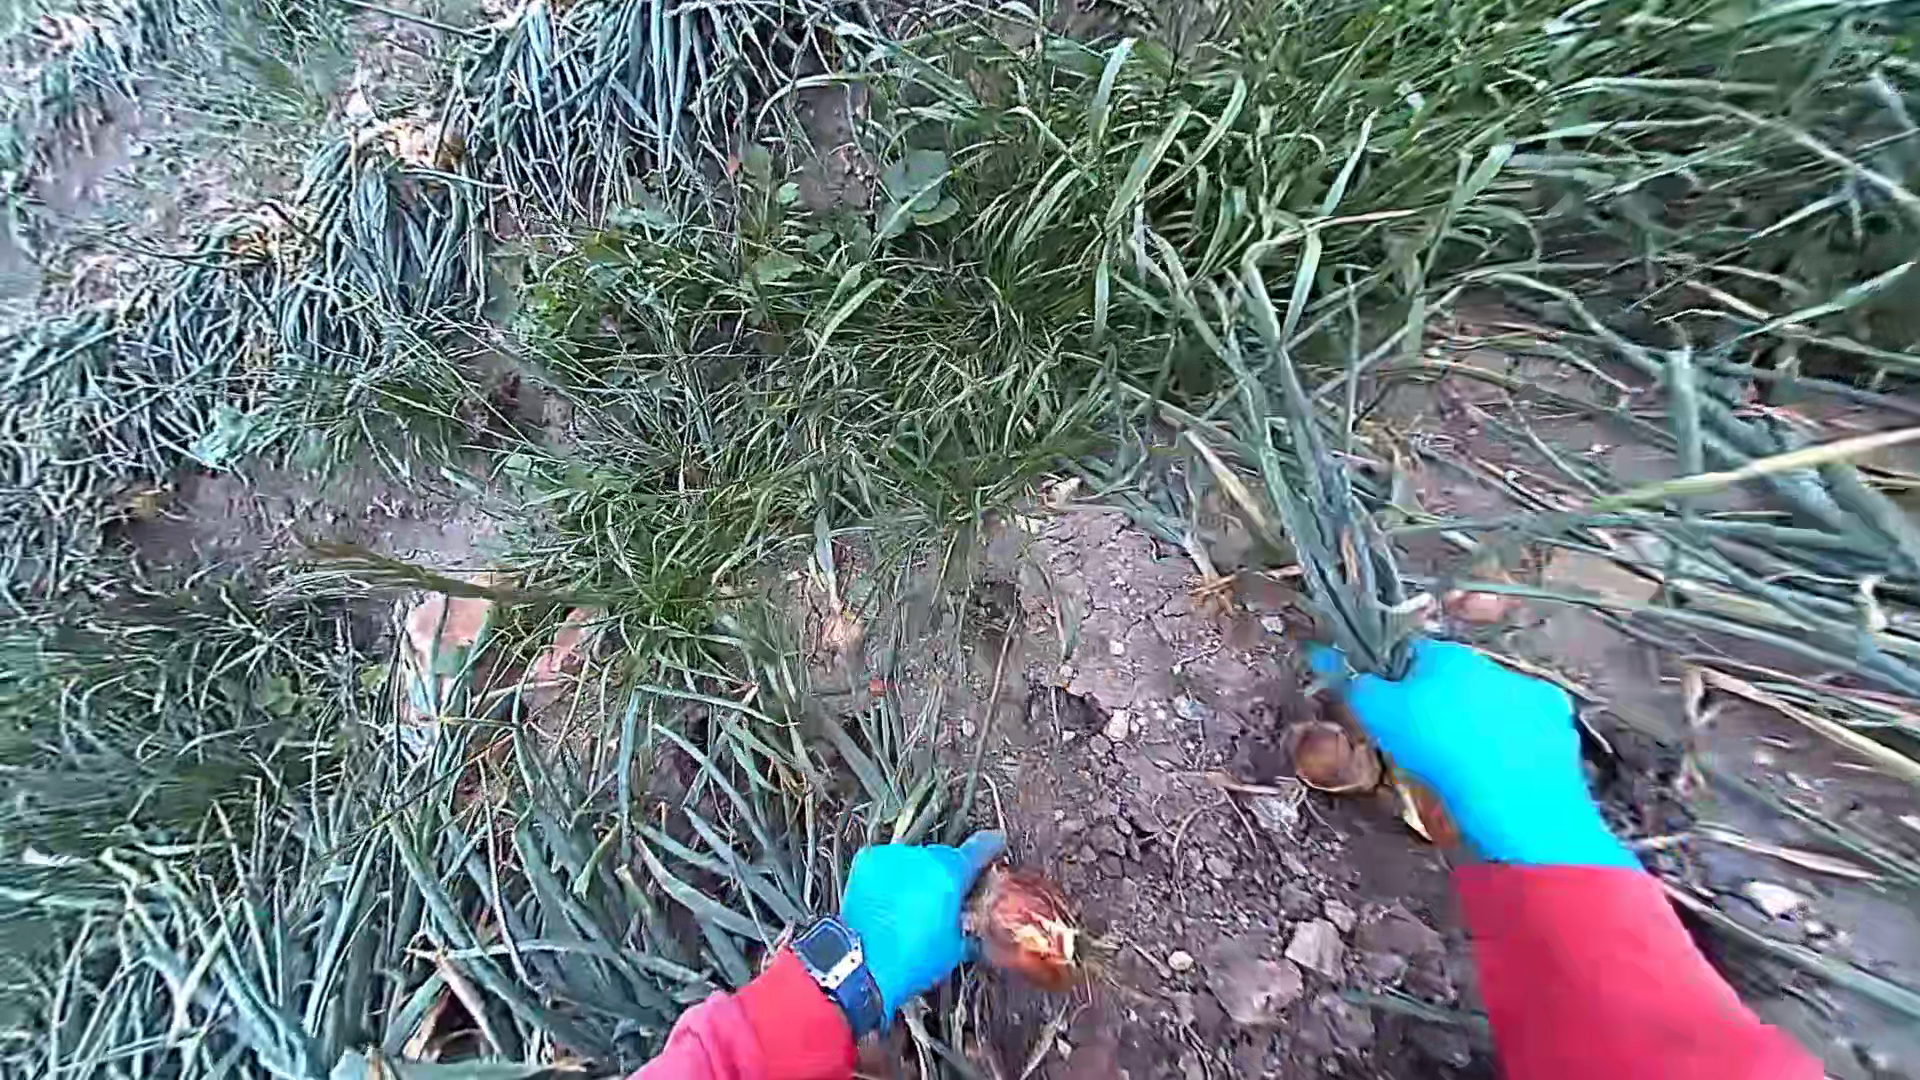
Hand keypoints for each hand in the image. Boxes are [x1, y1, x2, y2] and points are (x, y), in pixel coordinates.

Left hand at [840, 831, 1005, 1013]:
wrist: (863, 965)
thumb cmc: (908, 960)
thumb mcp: (954, 948)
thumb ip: (969, 924)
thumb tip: (975, 922)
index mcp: (950, 873)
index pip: (979, 848)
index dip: (990, 846)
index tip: (995, 843)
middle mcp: (923, 857)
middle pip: (944, 858)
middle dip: (946, 876)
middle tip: (941, 903)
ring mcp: (895, 856)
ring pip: (915, 860)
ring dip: (917, 877)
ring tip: (908, 909)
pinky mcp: (870, 859)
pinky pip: (887, 862)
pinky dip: (890, 877)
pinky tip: (888, 902)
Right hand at [1309, 640, 1636, 867]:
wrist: (1516, 810)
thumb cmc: (1437, 749)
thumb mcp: (1372, 711)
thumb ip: (1356, 683)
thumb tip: (1345, 669)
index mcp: (1450, 654)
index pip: (1409, 652)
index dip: (1390, 678)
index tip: (1383, 704)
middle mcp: (1497, 668)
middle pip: (1449, 679)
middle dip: (1432, 700)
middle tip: (1412, 733)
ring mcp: (1536, 703)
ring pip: (1486, 707)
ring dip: (1469, 724)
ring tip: (1450, 758)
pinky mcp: (1563, 739)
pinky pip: (1518, 736)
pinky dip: (1502, 749)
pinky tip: (1484, 772)